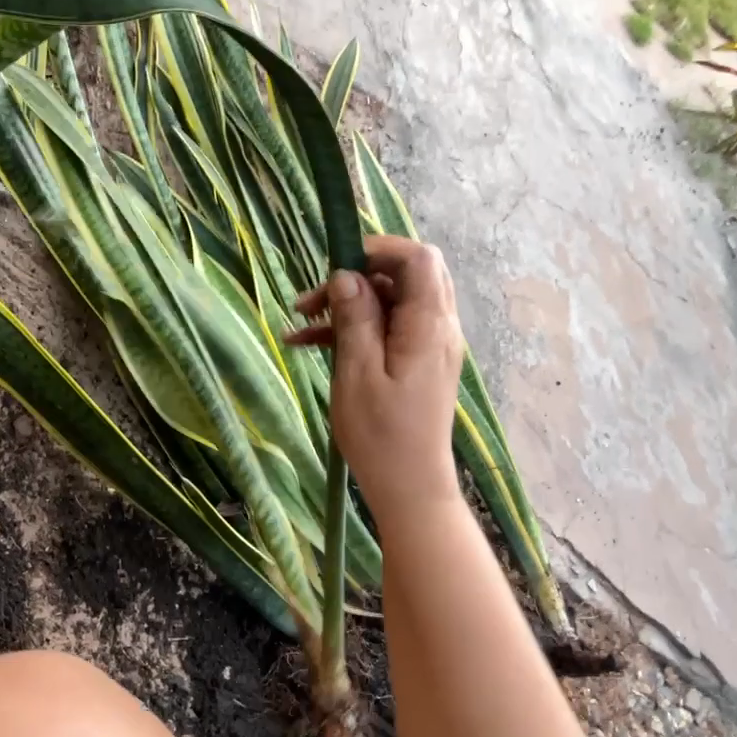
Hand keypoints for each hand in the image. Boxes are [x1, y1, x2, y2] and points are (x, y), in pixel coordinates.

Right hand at [286, 237, 464, 521]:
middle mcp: (437, 327)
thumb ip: (355, 318)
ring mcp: (427, 344)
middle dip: (357, 274)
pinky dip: (349, 326)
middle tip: (315, 294)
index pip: (418, 259)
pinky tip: (306, 341)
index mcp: (427, 326)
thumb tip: (346, 274)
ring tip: (299, 320)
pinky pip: (385, 326)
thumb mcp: (357, 372)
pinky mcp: (415, 361)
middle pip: (406, 274)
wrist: (409, 487)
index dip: (378, 250)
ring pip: (390, 299)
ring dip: (346, 301)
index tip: (334, 263)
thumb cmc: (381, 434)